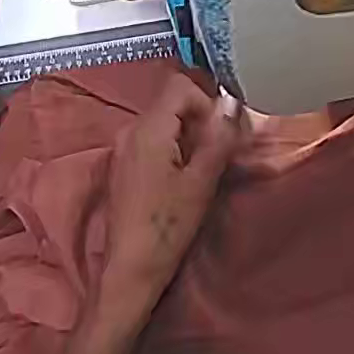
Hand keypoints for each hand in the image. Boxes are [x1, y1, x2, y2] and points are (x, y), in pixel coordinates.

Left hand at [99, 74, 241, 326]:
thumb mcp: (201, 181)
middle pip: (172, 103)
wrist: (131, 268)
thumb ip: (217, 138)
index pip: (180, 86)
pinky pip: (152, 141)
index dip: (207, 103)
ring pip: (164, 122)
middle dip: (200, 121)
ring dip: (188, 137)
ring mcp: (122, 147)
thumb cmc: (168, 226)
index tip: (222, 134)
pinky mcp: (123, 165)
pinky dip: (172, 150)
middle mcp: (129, 130)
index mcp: (147, 128)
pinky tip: (182, 180)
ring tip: (202, 171)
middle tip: (218, 154)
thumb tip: (231, 102)